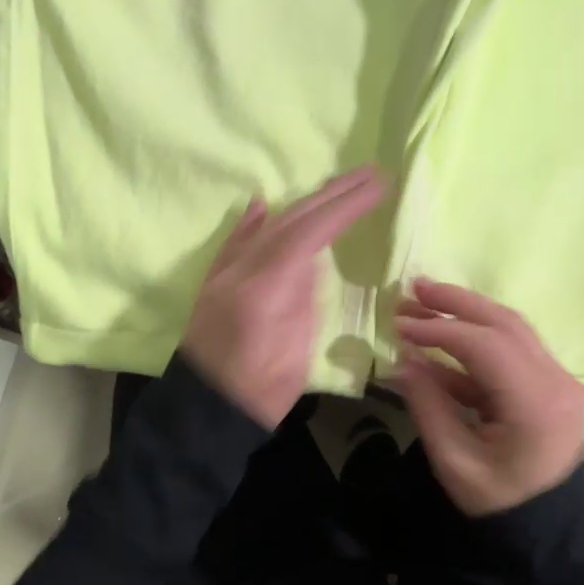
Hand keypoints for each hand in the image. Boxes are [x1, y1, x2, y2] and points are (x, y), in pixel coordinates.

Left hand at [181, 167, 386, 427]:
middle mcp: (240, 268)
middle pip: (289, 219)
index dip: (345, 206)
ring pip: (265, 226)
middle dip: (330, 194)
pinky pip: (235, 244)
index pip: (310, 229)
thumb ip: (303, 300)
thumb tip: (311, 262)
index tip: (379, 186)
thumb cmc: (259, 393)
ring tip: (333, 186)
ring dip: (300, 204)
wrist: (205, 411)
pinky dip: (252, 223)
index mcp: (265, 284)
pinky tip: (262, 205)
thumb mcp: (295, 352)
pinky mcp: (214, 285)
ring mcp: (224, 274)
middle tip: (369, 173)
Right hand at [395, 279, 583, 516]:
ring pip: (512, 330)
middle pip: (505, 324)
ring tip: (424, 305)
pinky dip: (477, 342)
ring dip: (468, 315)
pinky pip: (513, 352)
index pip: (486, 346)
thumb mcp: (453, 461)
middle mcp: (556, 380)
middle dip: (457, 304)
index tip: (399, 325)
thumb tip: (404, 362)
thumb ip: (429, 407)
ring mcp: (559, 380)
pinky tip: (441, 345)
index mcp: (534, 403)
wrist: (548, 522)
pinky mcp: (551, 385)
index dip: (440, 330)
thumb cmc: (497, 500)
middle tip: (413, 289)